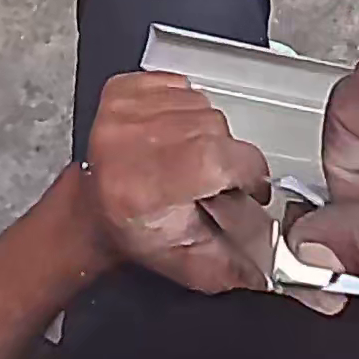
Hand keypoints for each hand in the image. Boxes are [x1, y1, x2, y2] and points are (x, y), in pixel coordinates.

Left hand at [84, 71, 272, 293]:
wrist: (92, 207)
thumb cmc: (133, 229)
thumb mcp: (186, 260)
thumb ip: (230, 267)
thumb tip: (265, 272)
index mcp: (146, 186)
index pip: (218, 159)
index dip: (245, 172)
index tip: (248, 185)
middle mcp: (130, 140)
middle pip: (215, 128)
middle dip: (224, 153)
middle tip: (209, 176)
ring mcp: (124, 109)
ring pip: (202, 104)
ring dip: (203, 129)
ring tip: (186, 154)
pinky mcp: (122, 88)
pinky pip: (180, 86)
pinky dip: (184, 106)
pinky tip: (170, 132)